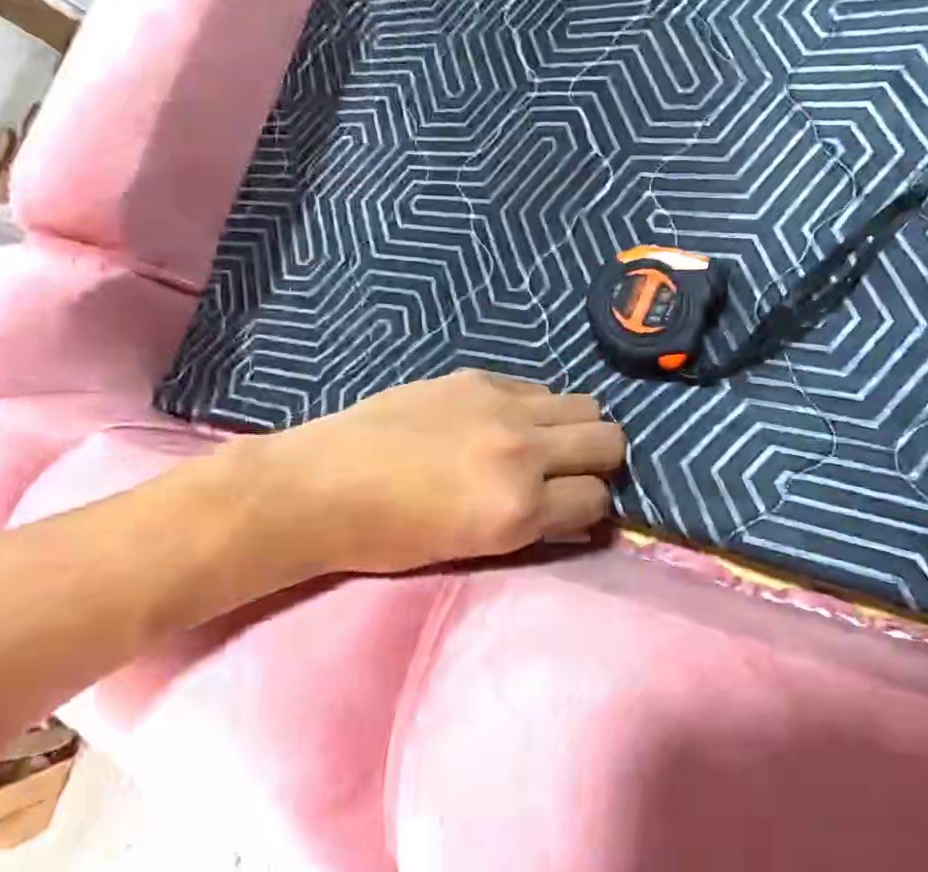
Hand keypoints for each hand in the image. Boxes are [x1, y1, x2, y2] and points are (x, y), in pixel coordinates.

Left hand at [217, 370, 626, 575]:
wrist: (318, 486)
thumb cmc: (387, 538)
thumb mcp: (474, 549)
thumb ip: (535, 526)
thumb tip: (577, 513)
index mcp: (518, 508)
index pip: (598, 499)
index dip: (592, 509)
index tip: (576, 511)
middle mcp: (522, 450)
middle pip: (608, 440)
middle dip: (600, 462)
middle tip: (572, 472)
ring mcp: (501, 406)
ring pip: (583, 404)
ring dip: (573, 428)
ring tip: (543, 443)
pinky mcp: (476, 377)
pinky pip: (535, 387)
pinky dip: (534, 408)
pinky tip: (502, 422)